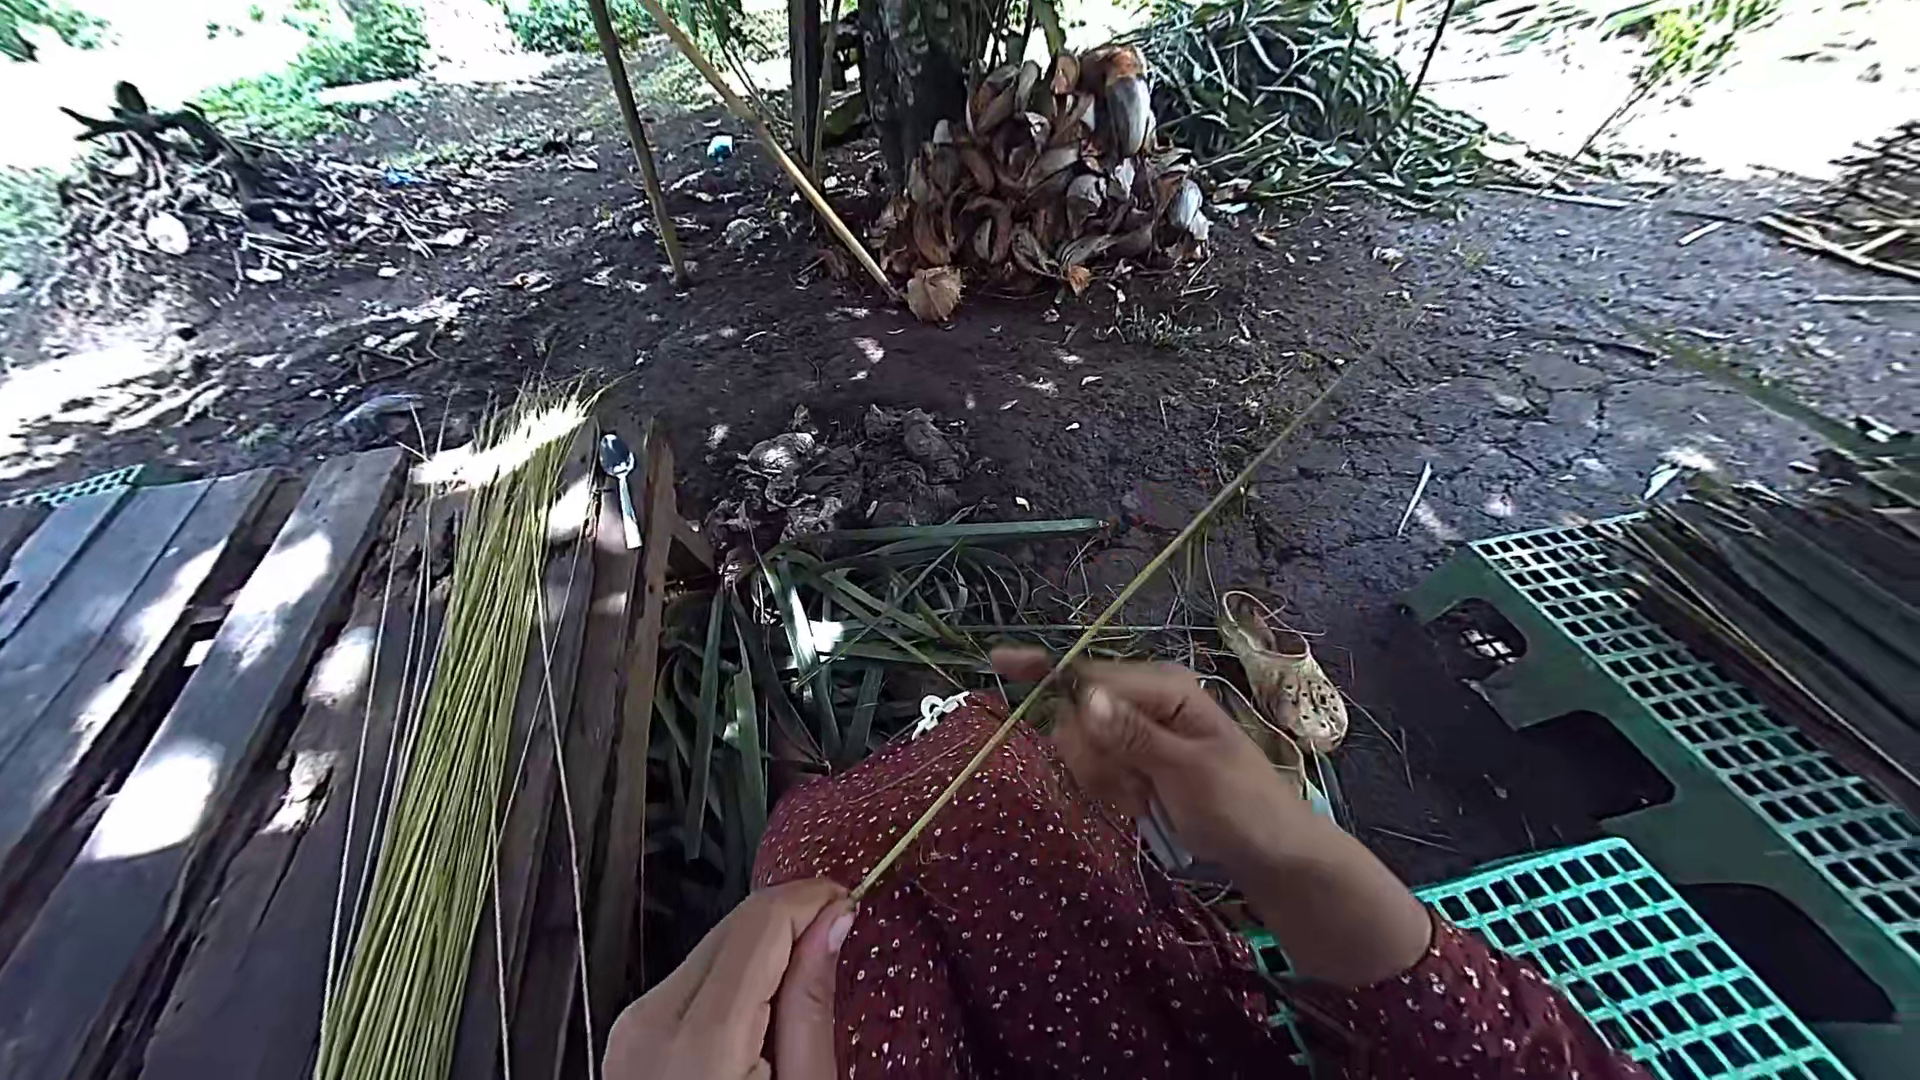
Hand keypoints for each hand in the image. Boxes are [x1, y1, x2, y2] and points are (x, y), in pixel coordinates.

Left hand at [604, 879, 854, 1079]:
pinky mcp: (628, 1034)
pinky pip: (698, 970)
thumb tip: (836, 914)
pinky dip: (740, 965)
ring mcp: (631, 1026)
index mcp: (698, 1042)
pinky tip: (765, 997)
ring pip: (719, 939)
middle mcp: (652, 1017)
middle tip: (839, 930)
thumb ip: (811, 1002)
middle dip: (794, 915)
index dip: (813, 897)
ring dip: (768, 939)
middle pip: (738, 923)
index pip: (763, 920)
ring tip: (806, 971)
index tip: (853, 902)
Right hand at [993, 647, 1431, 985]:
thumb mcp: (1190, 772)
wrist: (1273, 854)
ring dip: (1102, 778)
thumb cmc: (1242, 806)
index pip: (1090, 674)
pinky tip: (1138, 803)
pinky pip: (1092, 766)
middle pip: (1077, 713)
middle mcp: (1144, 698)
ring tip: (1142, 798)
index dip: (1044, 670)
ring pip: (1080, 743)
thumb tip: (1084, 697)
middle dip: (1092, 755)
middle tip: (1131, 787)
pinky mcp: (1131, 756)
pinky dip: (1107, 790)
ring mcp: (1136, 728)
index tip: (998, 660)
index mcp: (1163, 686)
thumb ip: (1134, 735)